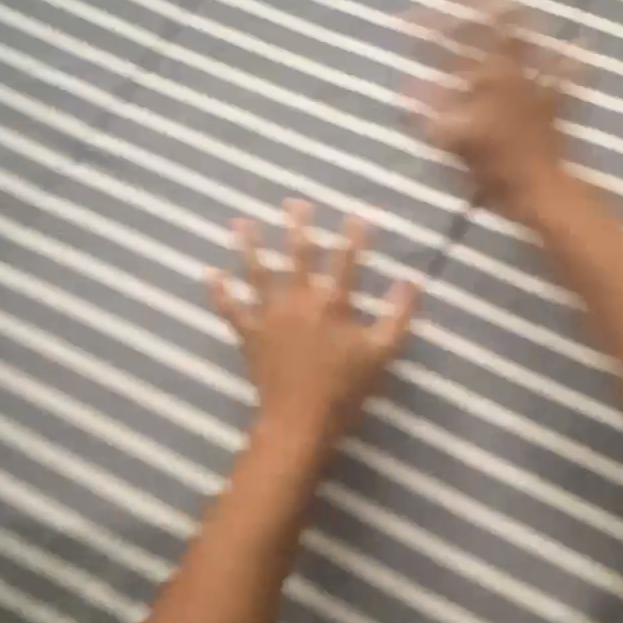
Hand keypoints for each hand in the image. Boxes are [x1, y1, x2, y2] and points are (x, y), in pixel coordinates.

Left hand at [210, 199, 421, 447]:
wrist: (300, 419)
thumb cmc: (346, 388)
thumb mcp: (383, 352)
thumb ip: (399, 315)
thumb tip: (412, 281)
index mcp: (333, 303)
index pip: (347, 261)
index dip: (354, 236)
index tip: (358, 214)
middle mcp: (299, 300)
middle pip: (299, 256)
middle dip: (299, 228)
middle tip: (294, 203)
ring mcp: (270, 315)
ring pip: (258, 273)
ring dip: (250, 246)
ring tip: (241, 223)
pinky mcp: (250, 334)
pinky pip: (231, 309)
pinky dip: (220, 292)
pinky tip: (210, 274)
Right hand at [405, 0, 581, 215]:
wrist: (544, 192)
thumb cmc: (495, 174)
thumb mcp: (455, 147)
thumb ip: (432, 115)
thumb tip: (406, 86)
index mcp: (481, 85)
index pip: (449, 50)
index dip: (430, 29)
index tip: (413, 13)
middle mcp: (509, 78)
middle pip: (490, 34)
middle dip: (477, 7)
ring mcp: (537, 89)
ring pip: (528, 45)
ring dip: (521, 21)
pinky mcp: (560, 105)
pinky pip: (570, 78)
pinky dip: (577, 62)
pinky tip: (586, 40)